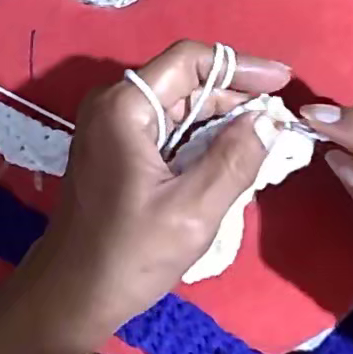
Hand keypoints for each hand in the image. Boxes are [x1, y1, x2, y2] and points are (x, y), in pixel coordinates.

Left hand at [1, 40, 291, 353]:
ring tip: (266, 128)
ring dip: (219, 113)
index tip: (281, 79)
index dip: (238, 65)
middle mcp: (112, 103)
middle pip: (182, 78)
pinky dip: (199, 132)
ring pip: (176, 102)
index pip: (188, 60)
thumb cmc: (128, 255)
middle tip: (279, 110)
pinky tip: (232, 146)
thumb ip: (234, 160)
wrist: (70, 293)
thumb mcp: (192, 212)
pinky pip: (165, 125)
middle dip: (233, 91)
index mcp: (124, 107)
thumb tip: (267, 119)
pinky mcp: (114, 145)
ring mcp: (110, 123)